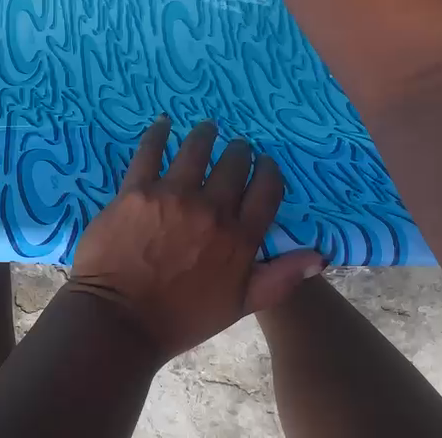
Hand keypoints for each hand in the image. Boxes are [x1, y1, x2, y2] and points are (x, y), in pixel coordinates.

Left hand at [67, 117, 326, 360]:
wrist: (122, 319)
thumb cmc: (182, 317)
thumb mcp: (239, 305)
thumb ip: (279, 278)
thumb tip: (318, 255)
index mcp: (240, 239)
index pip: (266, 192)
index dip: (268, 172)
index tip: (265, 162)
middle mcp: (211, 210)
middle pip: (233, 165)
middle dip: (238, 152)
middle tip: (236, 145)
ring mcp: (172, 195)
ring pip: (196, 150)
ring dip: (205, 135)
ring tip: (207, 127)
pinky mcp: (137, 189)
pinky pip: (150, 150)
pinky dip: (159, 133)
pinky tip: (164, 122)